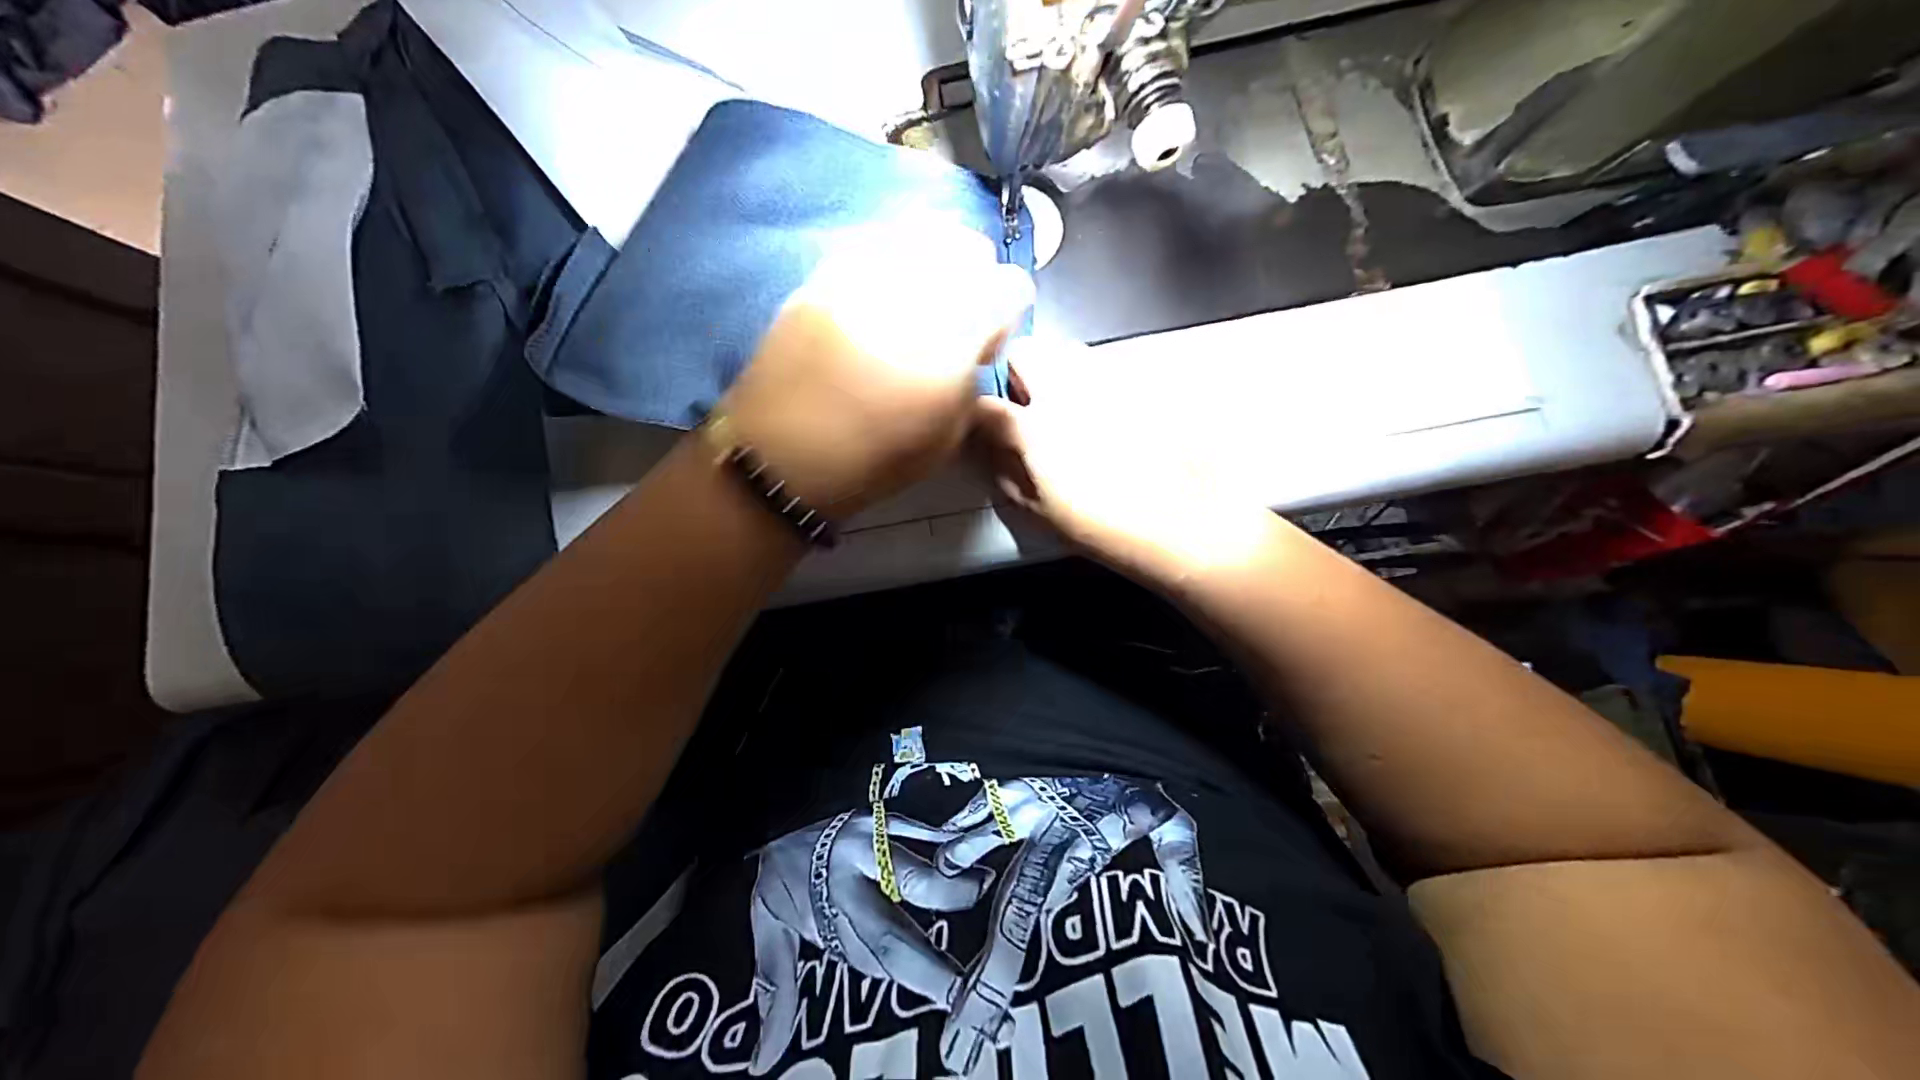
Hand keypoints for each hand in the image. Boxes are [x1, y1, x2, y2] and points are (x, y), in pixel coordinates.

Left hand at [718, 224, 1034, 518]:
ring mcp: (863, 272)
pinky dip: (889, 256)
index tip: (990, 336)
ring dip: (933, 259)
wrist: (782, 456)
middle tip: (958, 313)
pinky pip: (871, 241)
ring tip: (920, 295)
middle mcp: (913, 288)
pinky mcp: (824, 272)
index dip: (1008, 309)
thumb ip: (971, 376)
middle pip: (968, 246)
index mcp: (954, 335)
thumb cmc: (874, 458)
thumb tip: (975, 344)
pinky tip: (882, 290)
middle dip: (975, 276)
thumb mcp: (947, 434)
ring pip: (919, 232)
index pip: (1009, 285)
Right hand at [971, 337, 1275, 587]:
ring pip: (1066, 350)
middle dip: (1017, 371)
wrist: (1177, 520)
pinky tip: (1106, 414)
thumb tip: (987, 448)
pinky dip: (1095, 381)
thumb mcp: (1037, 510)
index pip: (984, 401)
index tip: (985, 422)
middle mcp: (1066, 391)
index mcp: (1033, 427)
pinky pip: (1105, 367)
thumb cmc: (1101, 524)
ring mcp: (1106, 381)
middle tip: (1025, 401)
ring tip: (1067, 405)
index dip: (978, 411)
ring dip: (1056, 370)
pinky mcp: (1140, 383)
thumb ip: (1003, 471)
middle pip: (1026, 351)